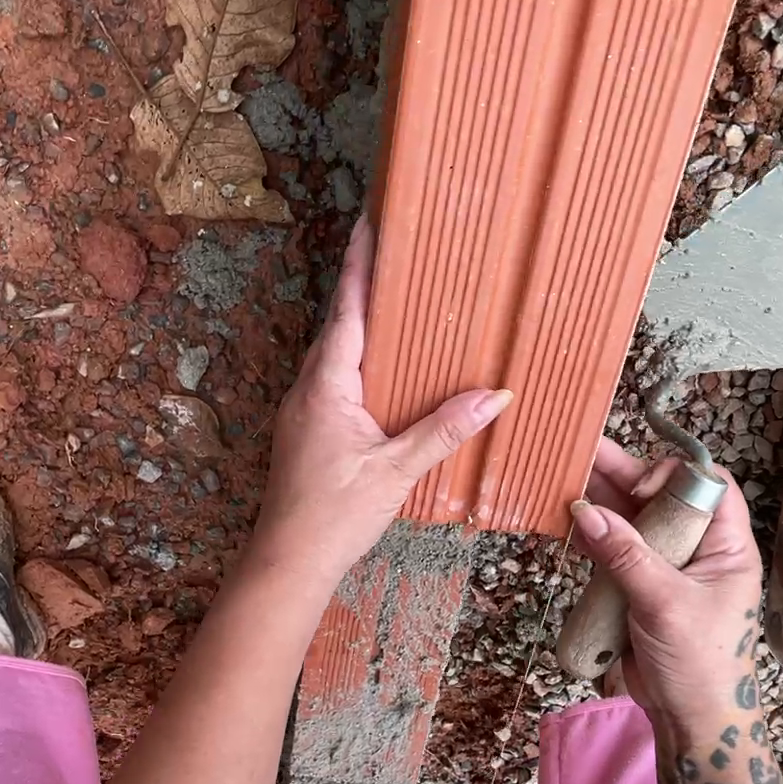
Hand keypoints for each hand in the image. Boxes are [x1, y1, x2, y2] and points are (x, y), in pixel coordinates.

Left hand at [250, 217, 512, 586]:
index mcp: (326, 387)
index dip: (358, 267)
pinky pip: (334, 381)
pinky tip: (380, 374)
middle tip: (392, 255)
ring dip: (359, 327)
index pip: (346, 313)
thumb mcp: (395, 471)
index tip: (367, 223)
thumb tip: (494, 397)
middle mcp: (307, 390)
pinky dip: (357, 363)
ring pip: (334, 356)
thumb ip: (442, 431)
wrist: (288, 560)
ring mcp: (303, 411)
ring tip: (393, 305)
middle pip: (338, 327)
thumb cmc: (333, 515)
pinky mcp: (307, 431)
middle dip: (362, 288)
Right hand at [569, 438, 763, 726]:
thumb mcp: (666, 604)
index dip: (673, 473)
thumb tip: (585, 512)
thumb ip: (626, 556)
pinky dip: (590, 533)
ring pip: (631, 520)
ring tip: (564, 476)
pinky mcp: (635, 584)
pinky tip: (566, 518)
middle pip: (660, 497)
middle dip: (623, 475)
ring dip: (600, 500)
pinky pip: (612, 548)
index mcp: (724, 546)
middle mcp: (694, 547)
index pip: (707, 485)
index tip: (639, 485)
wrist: (689, 719)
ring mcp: (662, 565)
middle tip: (583, 453)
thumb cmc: (700, 662)